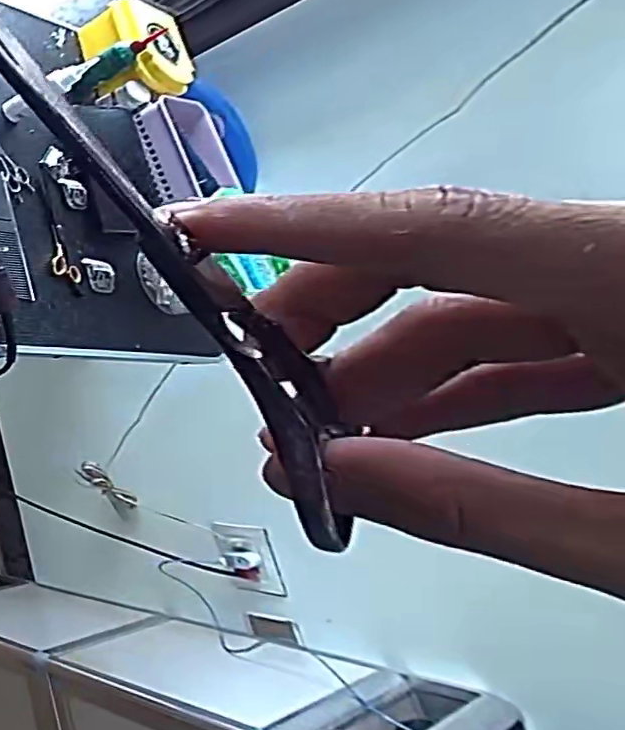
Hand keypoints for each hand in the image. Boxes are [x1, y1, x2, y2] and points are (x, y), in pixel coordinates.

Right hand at [170, 187, 624, 595]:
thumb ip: (498, 508)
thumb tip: (330, 475)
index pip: (425, 227)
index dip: (286, 221)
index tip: (187, 228)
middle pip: (434, 252)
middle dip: (324, 309)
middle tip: (254, 368)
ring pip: (481, 298)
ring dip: (383, 356)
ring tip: (320, 423)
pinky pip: (543, 333)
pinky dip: (461, 375)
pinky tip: (407, 422)